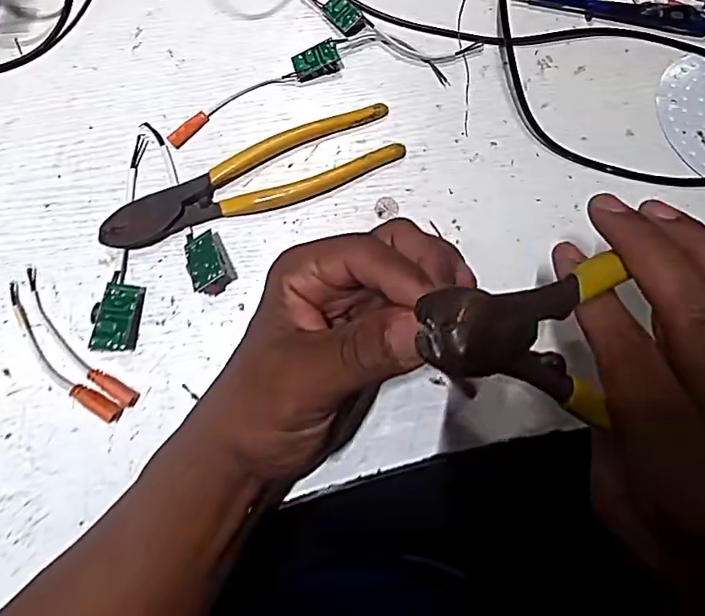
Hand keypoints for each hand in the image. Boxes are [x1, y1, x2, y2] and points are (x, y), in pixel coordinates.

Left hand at [185, 219, 474, 481]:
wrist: (247, 458)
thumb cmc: (249, 412)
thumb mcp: (303, 379)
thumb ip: (362, 350)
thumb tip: (416, 325)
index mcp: (305, 270)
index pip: (368, 253)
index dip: (407, 276)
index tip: (434, 307)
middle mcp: (334, 278)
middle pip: (398, 247)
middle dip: (431, 270)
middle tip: (455, 304)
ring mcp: (358, 304)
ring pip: (413, 275)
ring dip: (441, 291)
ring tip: (457, 319)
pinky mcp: (377, 332)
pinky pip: (417, 313)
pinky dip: (438, 321)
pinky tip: (450, 337)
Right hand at [555, 194, 704, 612]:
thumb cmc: (700, 564)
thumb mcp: (622, 508)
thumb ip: (600, 424)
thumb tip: (590, 348)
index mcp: (679, 459)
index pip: (630, 351)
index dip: (592, 294)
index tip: (567, 257)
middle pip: (689, 309)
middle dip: (641, 246)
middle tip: (605, 210)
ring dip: (688, 240)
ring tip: (649, 209)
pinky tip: (699, 242)